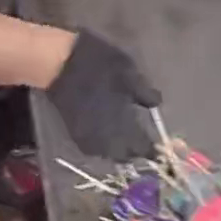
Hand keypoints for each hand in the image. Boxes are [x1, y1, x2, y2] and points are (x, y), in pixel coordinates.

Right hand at [45, 29, 161, 160]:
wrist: (61, 67)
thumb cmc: (97, 64)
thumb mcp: (128, 72)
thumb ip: (143, 93)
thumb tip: (156, 105)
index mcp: (122, 125)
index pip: (141, 147)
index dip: (151, 149)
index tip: (159, 147)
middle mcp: (106, 141)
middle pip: (124, 156)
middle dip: (135, 152)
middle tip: (143, 143)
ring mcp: (90, 142)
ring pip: (110, 156)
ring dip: (120, 151)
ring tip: (128, 141)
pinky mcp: (78, 139)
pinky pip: (96, 151)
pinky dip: (107, 147)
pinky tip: (111, 137)